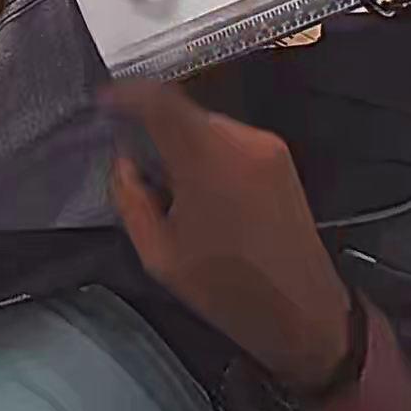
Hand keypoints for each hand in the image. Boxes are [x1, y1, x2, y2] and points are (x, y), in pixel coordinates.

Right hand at [107, 82, 353, 391]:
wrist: (306, 316)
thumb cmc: (227, 288)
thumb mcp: (157, 253)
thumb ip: (129, 196)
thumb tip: (125, 160)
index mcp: (207, 160)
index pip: (159, 101)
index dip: (126, 93)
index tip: (104, 101)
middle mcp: (240, 140)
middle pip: (179, 109)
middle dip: (151, 125)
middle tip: (137, 156)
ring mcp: (264, 144)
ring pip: (200, 121)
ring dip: (178, 138)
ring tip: (170, 178)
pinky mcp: (278, 154)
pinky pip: (224, 134)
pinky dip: (202, 148)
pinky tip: (201, 184)